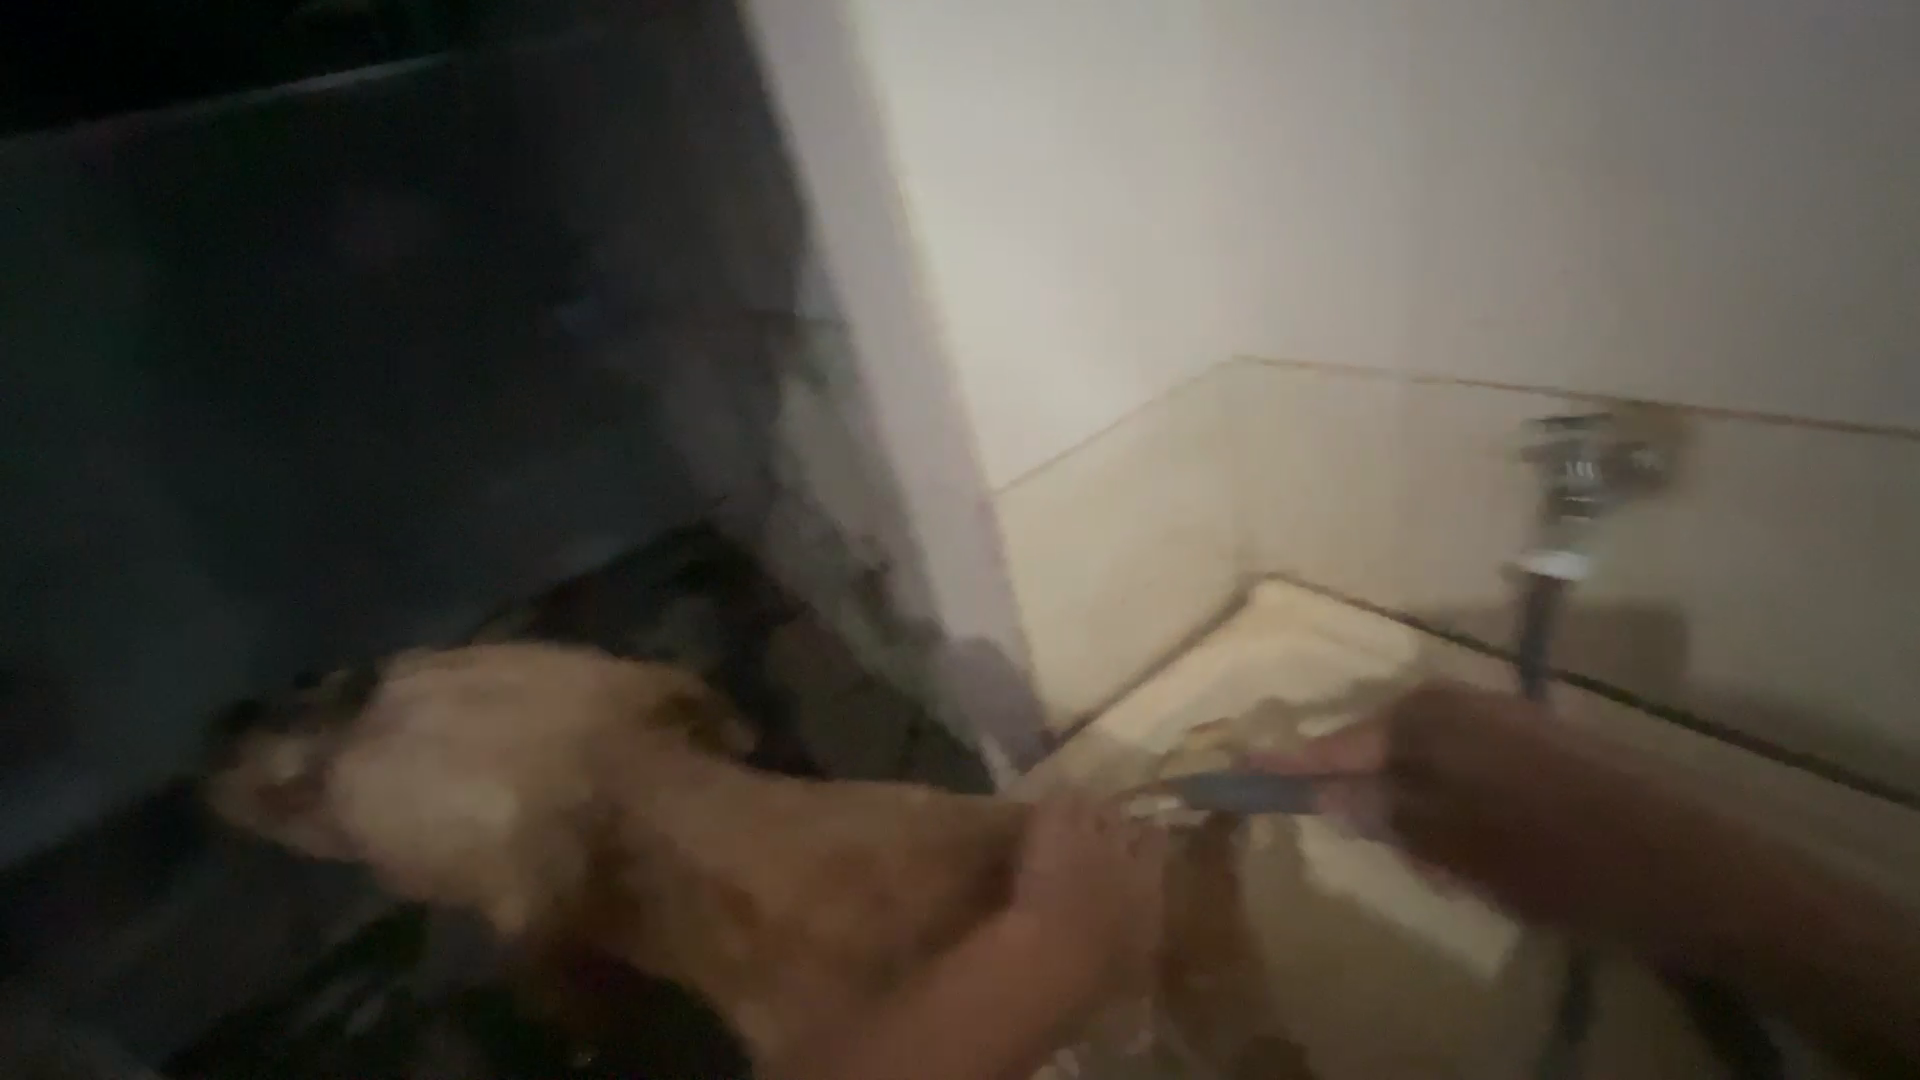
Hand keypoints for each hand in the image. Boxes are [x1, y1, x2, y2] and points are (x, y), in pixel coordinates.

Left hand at [1010, 794, 1168, 993]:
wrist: (1056, 950)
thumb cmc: (1100, 973)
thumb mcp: (1137, 967)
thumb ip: (1144, 939)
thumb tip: (1144, 938)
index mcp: (1148, 882)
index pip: (1157, 843)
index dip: (1151, 839)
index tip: (1147, 837)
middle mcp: (1121, 848)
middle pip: (1123, 820)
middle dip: (1116, 823)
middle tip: (1106, 829)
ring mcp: (1085, 832)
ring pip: (1092, 804)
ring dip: (1086, 809)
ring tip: (1076, 813)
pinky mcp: (1051, 823)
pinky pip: (1059, 798)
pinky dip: (1057, 801)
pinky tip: (1052, 805)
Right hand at [1252, 680, 1702, 948]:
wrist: (1697, 870)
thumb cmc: (1549, 852)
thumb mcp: (1446, 842)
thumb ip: (1376, 810)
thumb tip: (1319, 792)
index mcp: (1424, 717)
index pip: (1335, 745)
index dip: (1288, 763)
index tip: (1239, 767)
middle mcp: (1456, 704)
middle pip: (1382, 756)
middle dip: (1380, 806)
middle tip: (1406, 860)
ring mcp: (1502, 720)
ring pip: (1428, 771)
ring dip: (1426, 817)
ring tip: (1462, 870)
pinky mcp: (1540, 744)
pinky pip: (1469, 775)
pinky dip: (1462, 811)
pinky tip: (1496, 855)